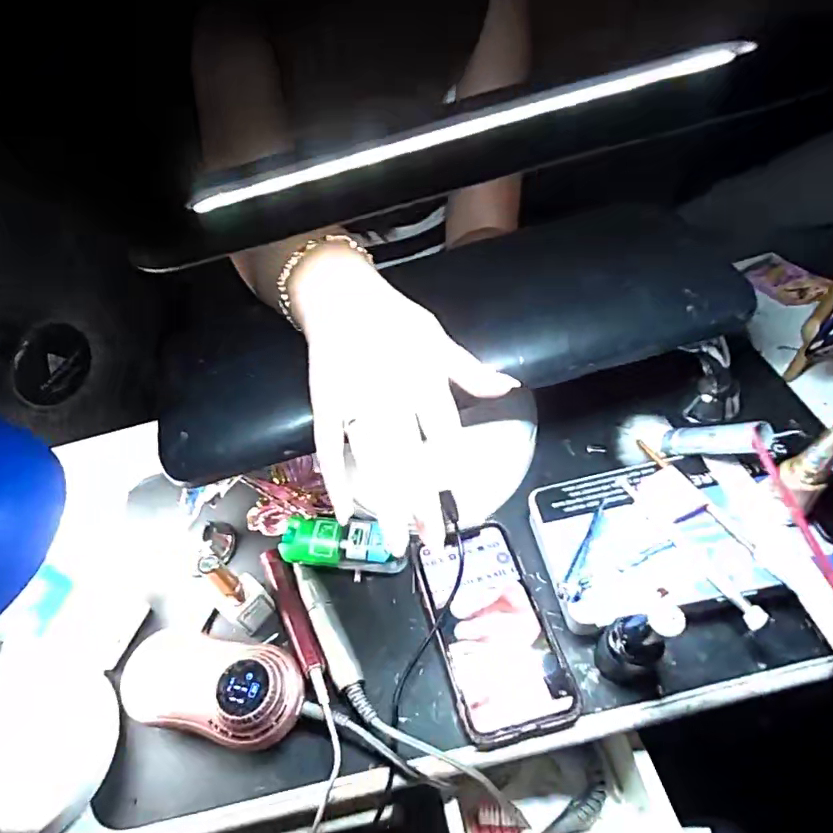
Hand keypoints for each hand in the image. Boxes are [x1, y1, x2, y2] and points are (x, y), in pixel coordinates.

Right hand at [289, 243, 517, 548]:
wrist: (339, 293)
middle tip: (432, 539)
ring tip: (396, 539)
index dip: (456, 473)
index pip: (445, 435)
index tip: (466, 504)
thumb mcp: (439, 339)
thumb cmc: (393, 318)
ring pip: (373, 461)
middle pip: (409, 458)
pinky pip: (328, 448)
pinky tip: (346, 513)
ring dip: (385, 502)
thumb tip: (508, 386)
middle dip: (421, 503)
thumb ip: (471, 371)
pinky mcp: (324, 405)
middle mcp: (390, 394)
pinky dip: (335, 481)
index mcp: (423, 377)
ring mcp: (354, 401)